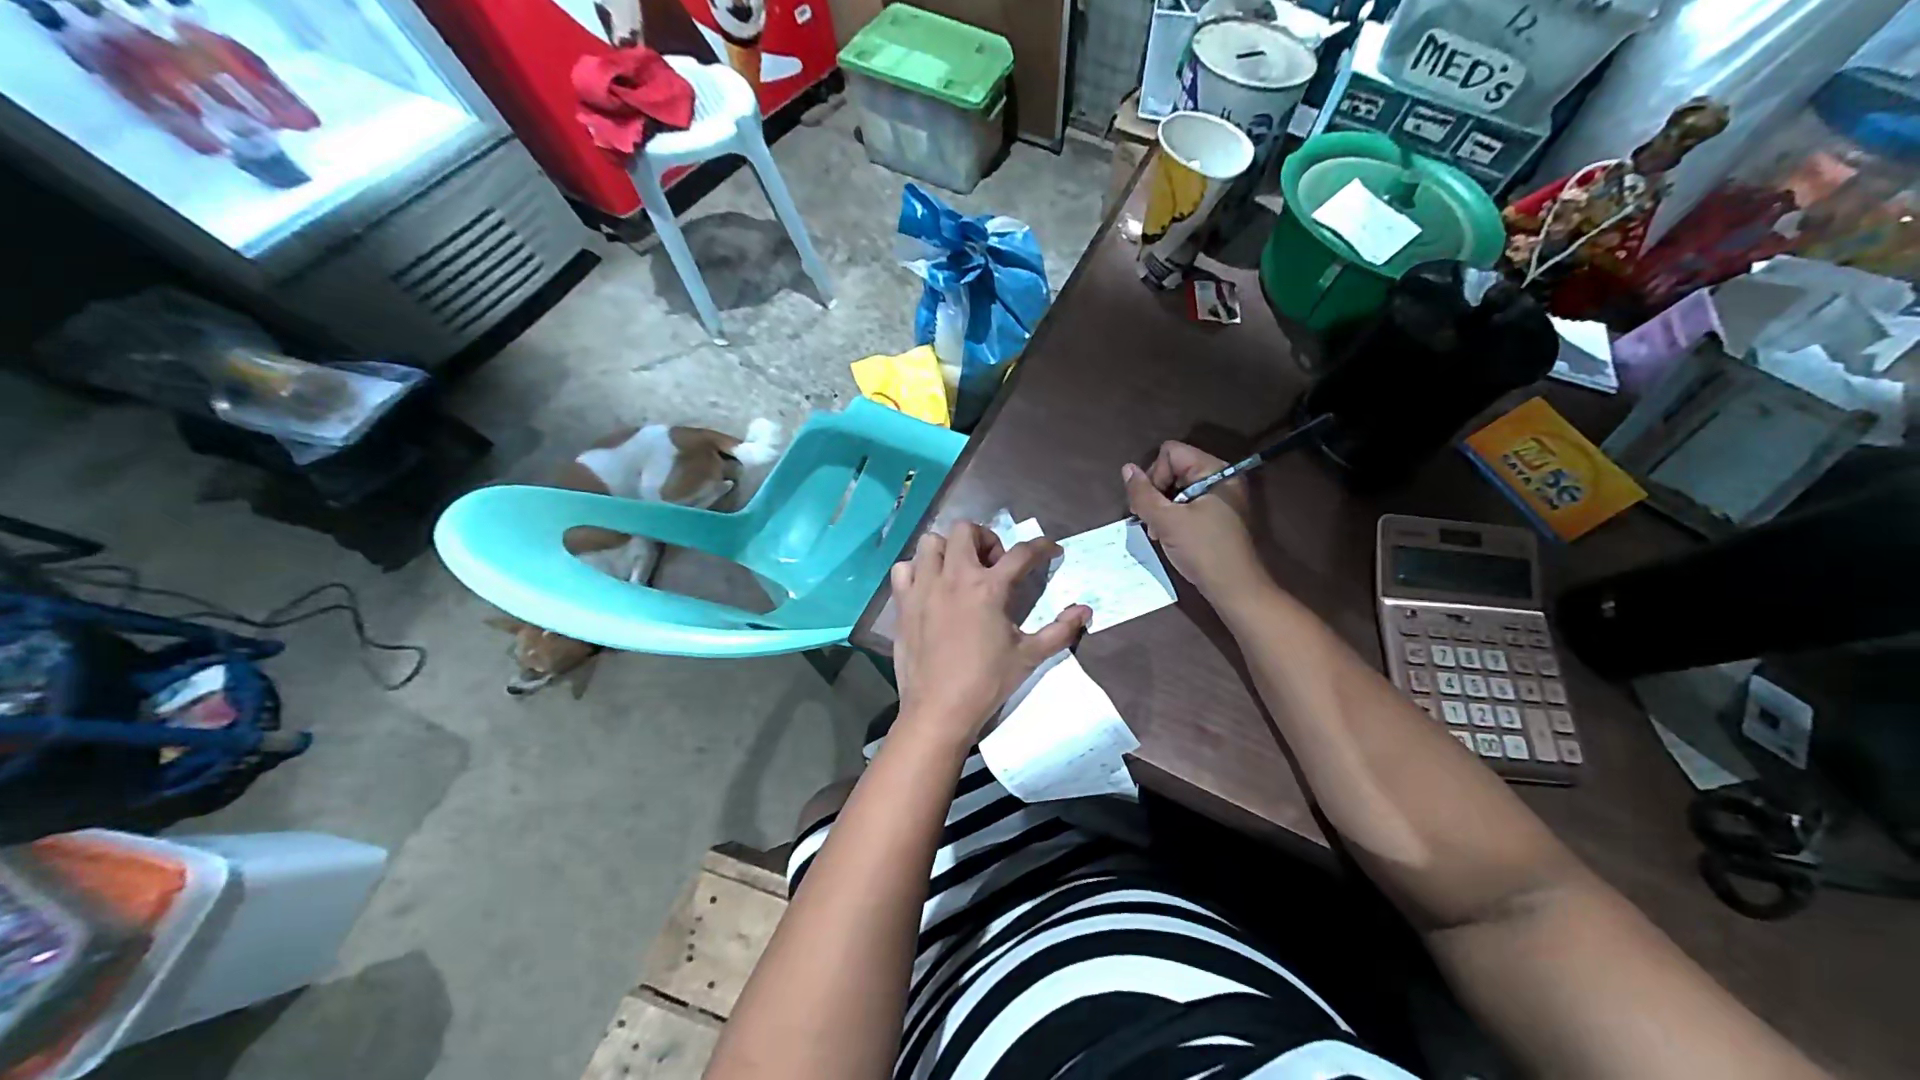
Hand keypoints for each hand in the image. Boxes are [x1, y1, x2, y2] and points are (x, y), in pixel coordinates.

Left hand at [890, 522, 1090, 744]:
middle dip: (985, 538)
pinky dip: (917, 570)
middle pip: (966, 530)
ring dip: (949, 549)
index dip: (1042, 547)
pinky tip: (929, 587)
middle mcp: (954, 578)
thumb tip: (1085, 610)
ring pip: (931, 543)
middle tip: (994, 564)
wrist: (939, 709)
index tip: (1051, 550)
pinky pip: (904, 569)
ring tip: (959, 571)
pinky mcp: (903, 603)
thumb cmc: (987, 682)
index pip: (1021, 553)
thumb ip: (1060, 630)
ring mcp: (924, 588)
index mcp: (989, 588)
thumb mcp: (1029, 656)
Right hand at [1122, 441, 1262, 595]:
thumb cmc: (1203, 550)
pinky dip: (1172, 517)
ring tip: (1158, 531)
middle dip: (1156, 493)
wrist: (1234, 588)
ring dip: (1161, 508)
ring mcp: (1219, 498)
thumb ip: (1143, 494)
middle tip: (1151, 520)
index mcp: (1214, 471)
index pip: (1171, 453)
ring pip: (1176, 488)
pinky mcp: (1216, 515)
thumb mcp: (1167, 521)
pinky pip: (1186, 504)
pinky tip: (1168, 535)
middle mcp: (1219, 478)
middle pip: (1173, 468)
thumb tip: (1127, 469)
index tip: (1152, 504)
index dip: (1155, 475)